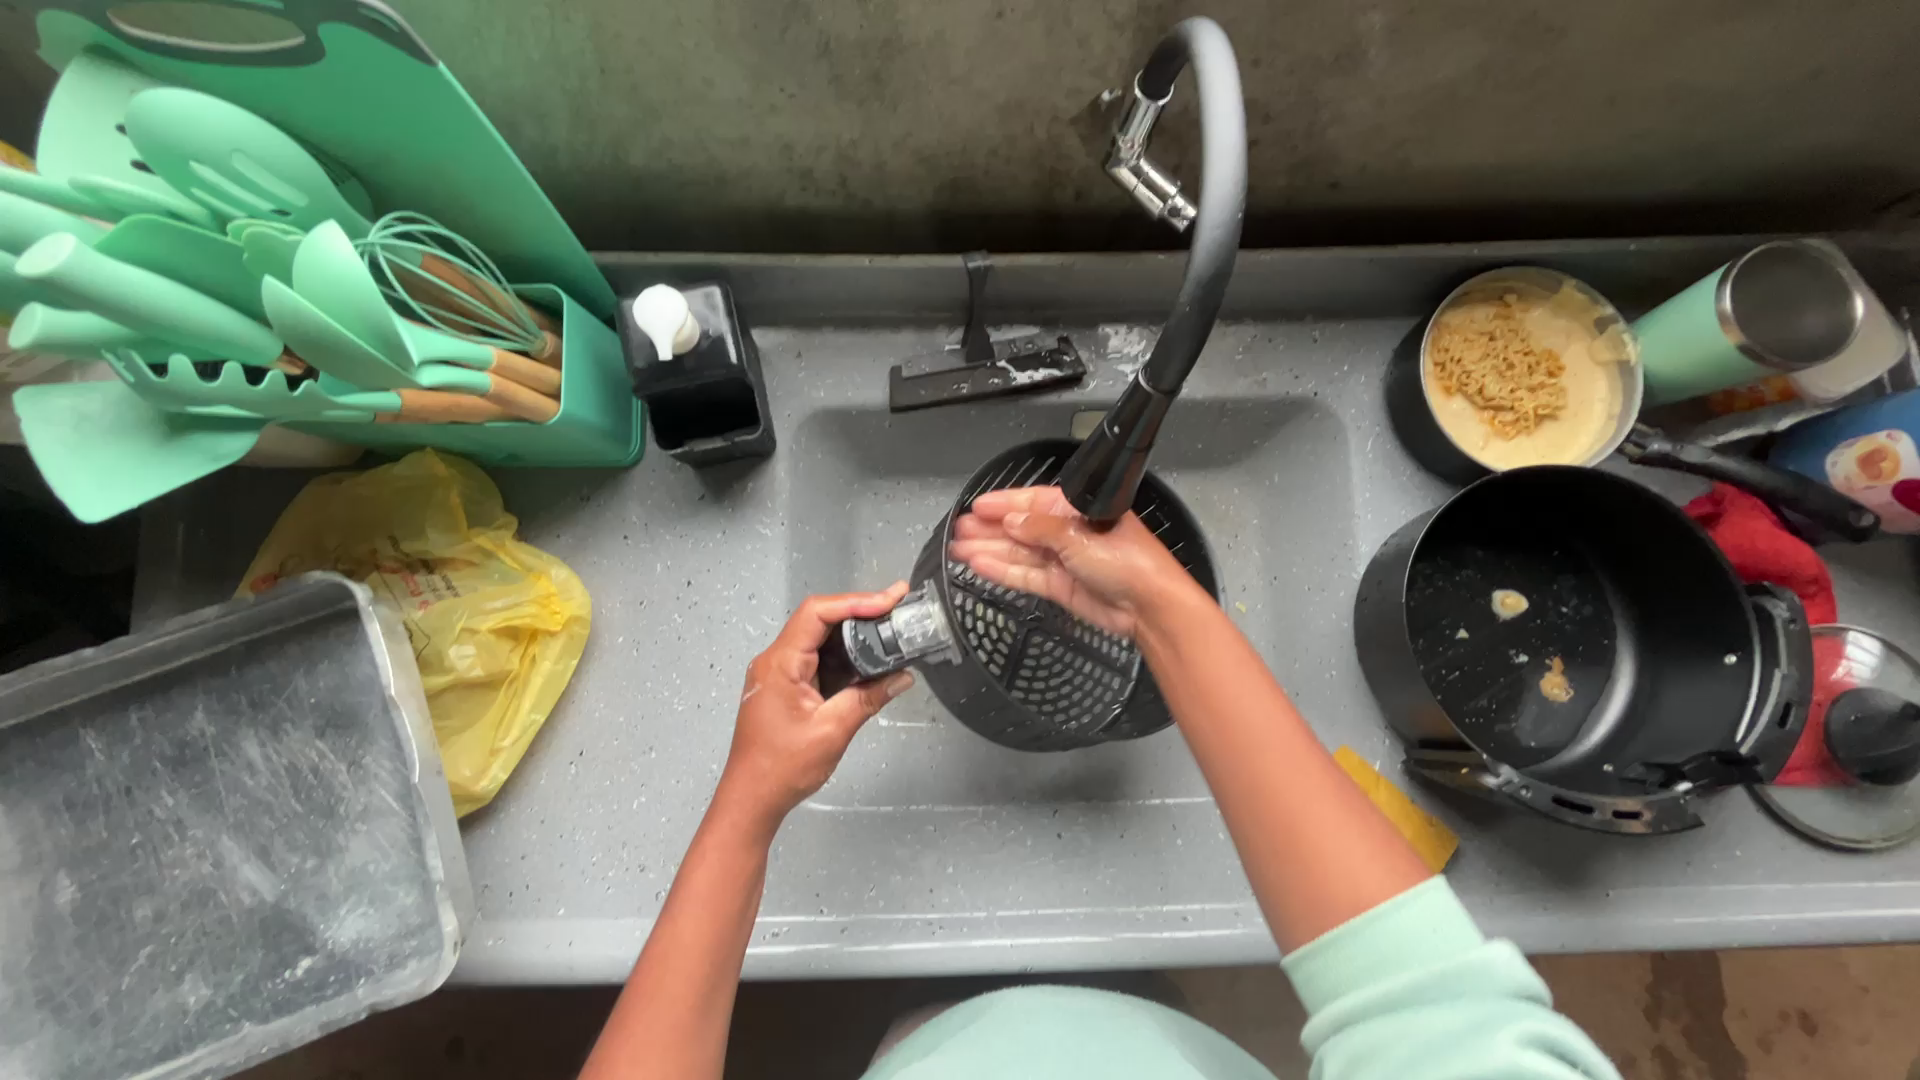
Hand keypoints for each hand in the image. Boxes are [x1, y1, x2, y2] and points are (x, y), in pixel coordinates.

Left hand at [719, 583, 914, 826]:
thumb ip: (868, 698)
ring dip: (854, 633)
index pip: (817, 613)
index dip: (855, 602)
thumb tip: (903, 677)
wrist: (751, 799)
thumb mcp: (832, 731)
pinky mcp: (786, 687)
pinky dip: (844, 655)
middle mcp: (776, 659)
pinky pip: (817, 659)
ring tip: (890, 627)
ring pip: (819, 638)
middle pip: (819, 620)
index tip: (889, 601)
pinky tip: (870, 658)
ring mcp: (779, 673)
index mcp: (780, 662)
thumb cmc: (784, 767)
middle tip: (897, 607)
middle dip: (859, 611)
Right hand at [947, 486, 1199, 637]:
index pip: (1032, 502)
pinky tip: (981, 565)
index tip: (977, 506)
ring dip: (990, 549)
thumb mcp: (1078, 534)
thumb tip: (1011, 521)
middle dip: (990, 528)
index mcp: (1077, 510)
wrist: (1150, 606)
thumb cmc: (1131, 561)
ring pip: (1019, 553)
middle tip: (960, 529)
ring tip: (960, 548)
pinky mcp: (1060, 586)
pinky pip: (1025, 576)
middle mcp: (1069, 533)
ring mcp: (1063, 561)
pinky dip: (1003, 571)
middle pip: (1021, 528)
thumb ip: (1040, 528)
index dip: (1003, 504)